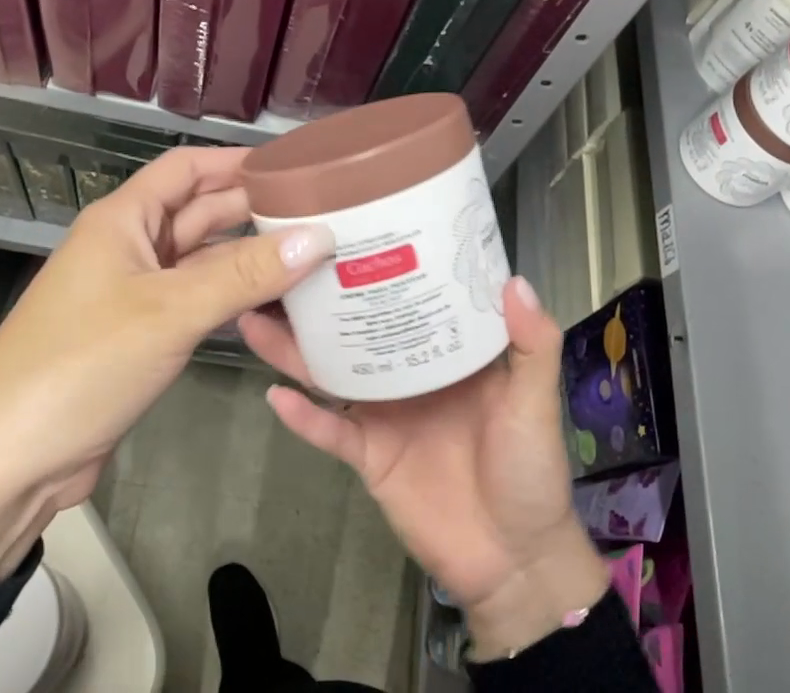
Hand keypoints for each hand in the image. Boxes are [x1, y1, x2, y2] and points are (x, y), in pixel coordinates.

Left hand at [0, 146, 333, 582]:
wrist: (10, 459)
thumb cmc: (81, 364)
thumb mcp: (168, 312)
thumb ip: (244, 273)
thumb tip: (318, 238)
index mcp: (123, 221)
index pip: (187, 169)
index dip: (238, 161)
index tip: (298, 166)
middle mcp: (130, 248)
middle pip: (200, 212)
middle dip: (255, 209)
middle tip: (326, 212)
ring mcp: (135, 295)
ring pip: (202, 260)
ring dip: (251, 256)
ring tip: (317, 251)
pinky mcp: (142, 337)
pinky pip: (197, 301)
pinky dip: (235, 297)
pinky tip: (279, 302)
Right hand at [243, 277, 608, 657]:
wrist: (514, 559)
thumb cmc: (531, 470)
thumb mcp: (536, 402)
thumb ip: (530, 345)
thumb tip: (512, 280)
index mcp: (447, 354)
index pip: (410, 300)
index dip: (383, 268)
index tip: (352, 230)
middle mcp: (410, 376)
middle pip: (358, 332)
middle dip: (320, 302)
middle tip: (278, 265)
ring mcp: (385, 416)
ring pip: (332, 375)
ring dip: (295, 350)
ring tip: (254, 313)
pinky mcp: (369, 457)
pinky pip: (330, 432)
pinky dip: (304, 417)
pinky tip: (274, 393)